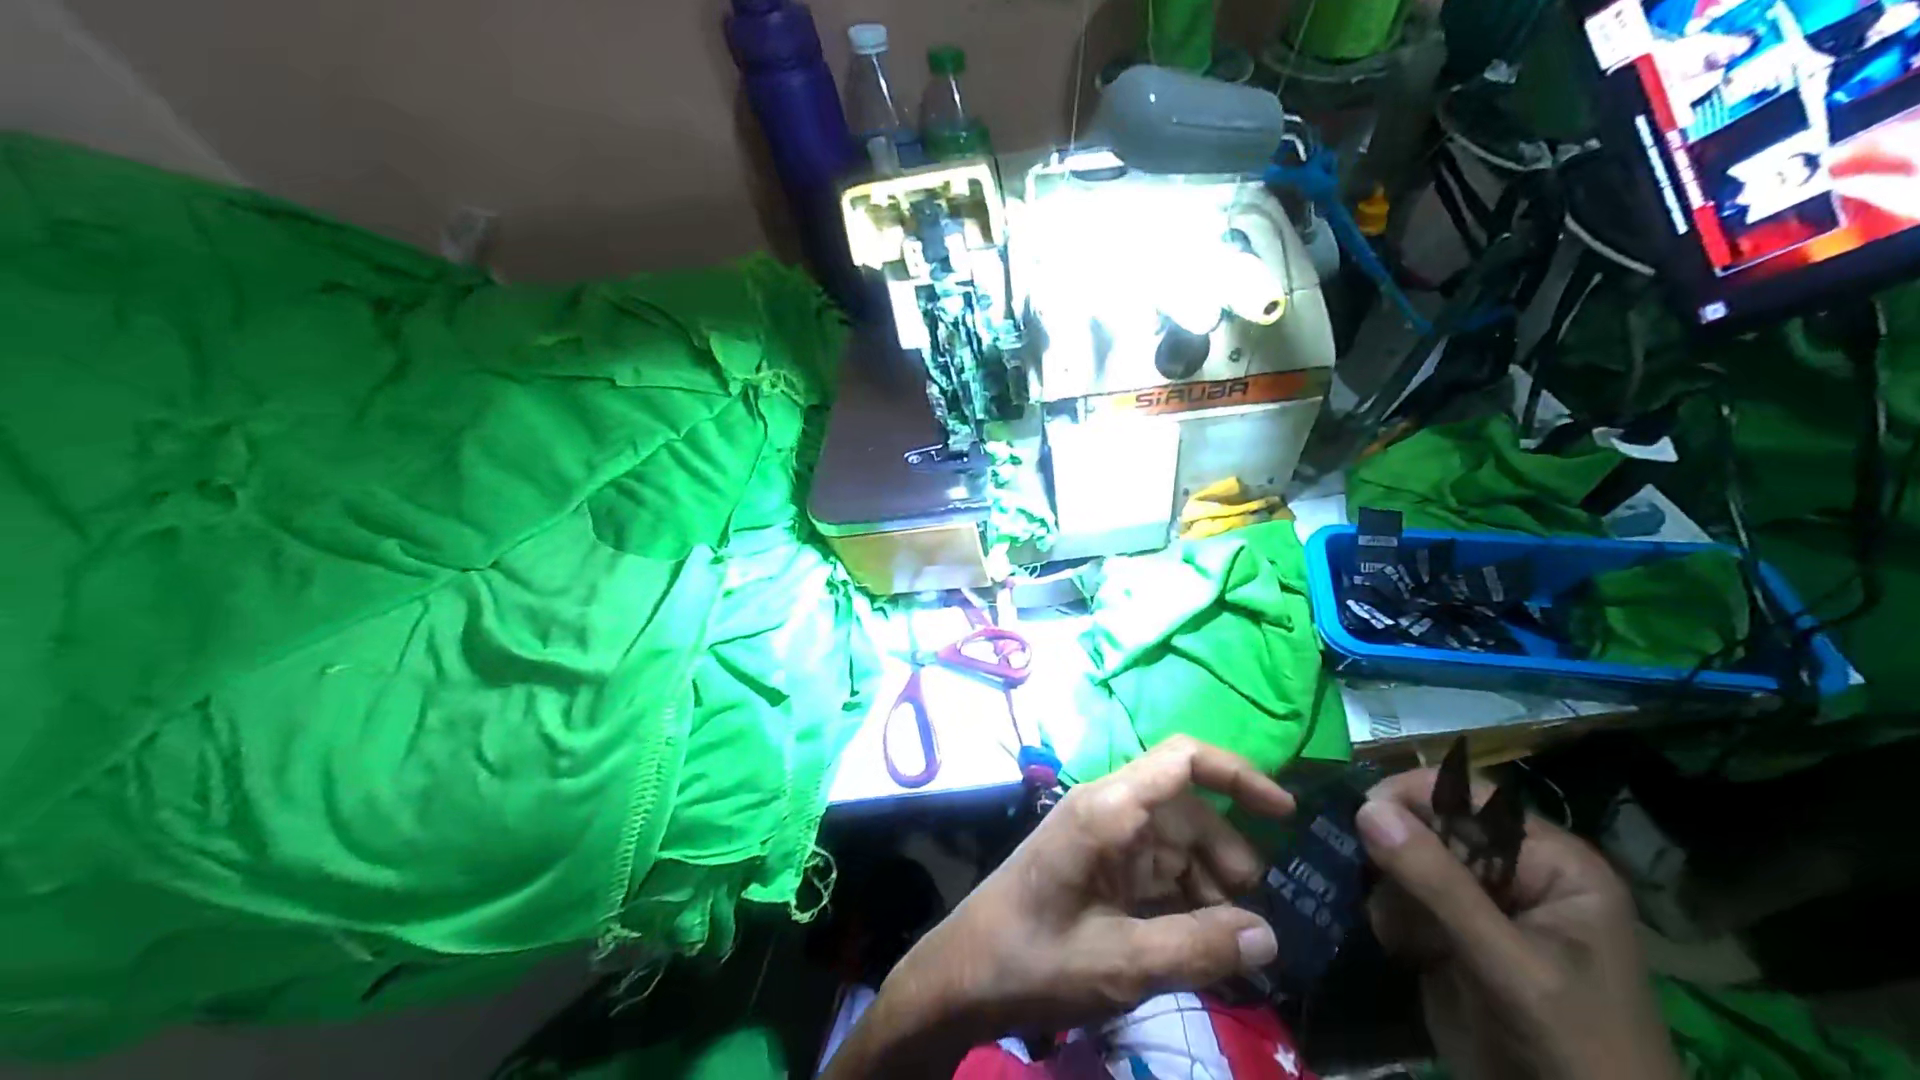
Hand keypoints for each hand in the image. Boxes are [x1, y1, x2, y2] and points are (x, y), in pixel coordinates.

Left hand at [821, 737, 1293, 1078]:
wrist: (961, 978)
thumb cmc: (1031, 960)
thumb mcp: (1118, 963)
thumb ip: (1196, 948)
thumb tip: (1268, 936)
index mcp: (1106, 811)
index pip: (1181, 759)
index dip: (1237, 773)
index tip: (1285, 812)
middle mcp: (1107, 813)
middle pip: (1188, 811)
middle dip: (1227, 857)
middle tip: (1249, 918)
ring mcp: (1101, 841)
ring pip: (1176, 845)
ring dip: (1208, 886)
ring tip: (1226, 944)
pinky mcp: (1097, 869)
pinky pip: (1156, 871)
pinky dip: (1184, 901)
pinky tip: (1199, 946)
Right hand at [1358, 769, 1682, 1079]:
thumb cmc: (1574, 1048)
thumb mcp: (1509, 965)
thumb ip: (1439, 885)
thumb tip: (1365, 807)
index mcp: (1551, 863)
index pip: (1470, 798)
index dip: (1413, 796)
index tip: (1361, 816)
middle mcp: (1513, 871)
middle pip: (1429, 826)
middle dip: (1397, 854)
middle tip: (1386, 892)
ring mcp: (1479, 903)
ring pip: (1404, 860)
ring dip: (1391, 892)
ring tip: (1404, 937)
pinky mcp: (1450, 932)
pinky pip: (1399, 897)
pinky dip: (1390, 918)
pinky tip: (1404, 951)